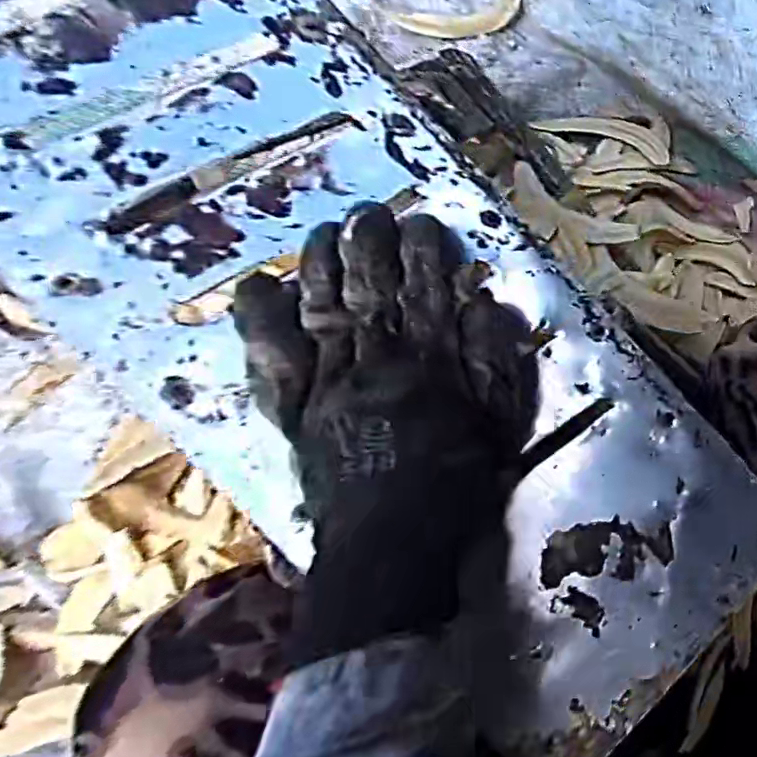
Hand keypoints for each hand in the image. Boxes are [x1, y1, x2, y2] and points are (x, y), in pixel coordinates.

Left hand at [232, 203, 537, 664]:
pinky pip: (270, 361)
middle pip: (370, 295)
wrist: (391, 545)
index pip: (427, 296)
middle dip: (368, 249)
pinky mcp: (293, 413)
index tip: (423, 222)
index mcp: (429, 367)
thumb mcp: (498, 421)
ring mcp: (327, 387)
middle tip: (367, 211)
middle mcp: (374, 366)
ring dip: (319, 269)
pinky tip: (257, 288)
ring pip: (320, 314)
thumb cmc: (458, 480)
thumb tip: (484, 303)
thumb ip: (493, 359)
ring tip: (321, 231)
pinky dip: (259, 323)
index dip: (424, 256)